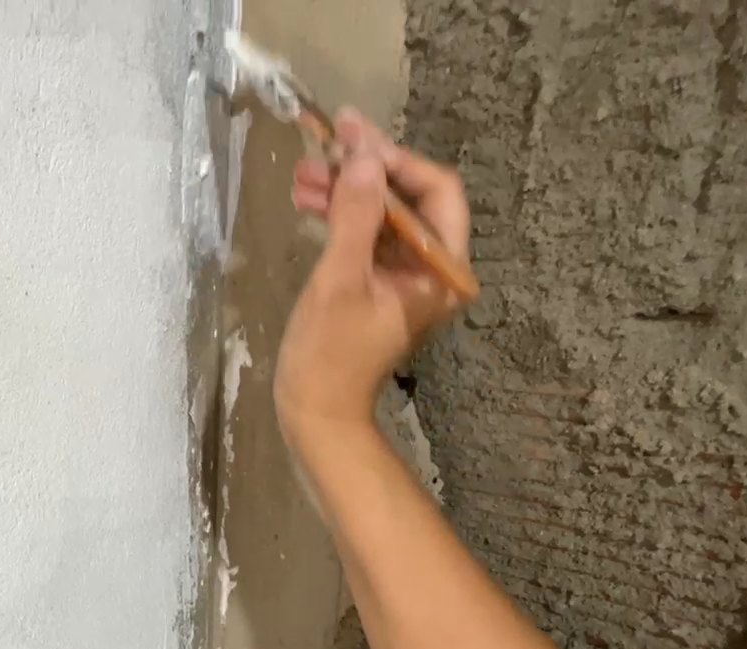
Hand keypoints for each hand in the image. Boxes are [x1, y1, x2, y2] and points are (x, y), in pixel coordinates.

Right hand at [275, 109, 470, 447]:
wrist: (315, 413)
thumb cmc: (328, 356)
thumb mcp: (339, 283)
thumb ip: (354, 218)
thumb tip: (362, 157)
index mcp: (441, 271)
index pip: (436, 193)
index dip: (396, 160)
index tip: (353, 138)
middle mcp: (433, 270)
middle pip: (408, 200)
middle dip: (365, 172)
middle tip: (325, 142)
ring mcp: (405, 280)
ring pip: (383, 217)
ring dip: (345, 193)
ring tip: (304, 173)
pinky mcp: (377, 288)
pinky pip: (366, 240)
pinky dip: (340, 219)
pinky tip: (310, 202)